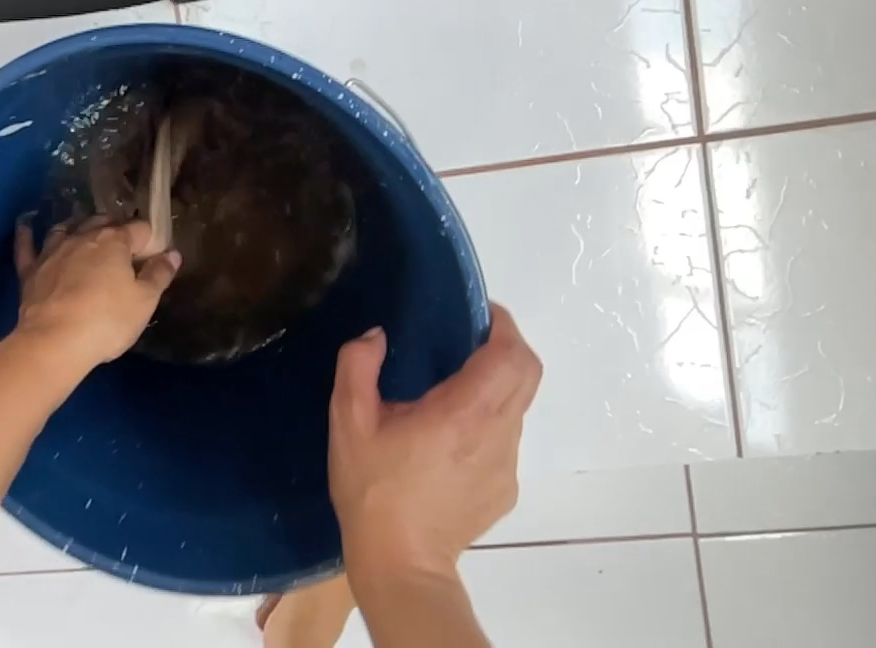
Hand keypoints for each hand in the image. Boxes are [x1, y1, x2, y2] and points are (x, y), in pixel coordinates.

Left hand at [10, 217, 181, 374]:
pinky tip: (26, 224)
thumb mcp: (144, 302)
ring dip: (79, 226)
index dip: (149, 240)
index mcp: (114, 241)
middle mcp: (82, 237)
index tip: (153, 256)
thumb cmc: (106, 321)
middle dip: (116, 228)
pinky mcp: (30, 269)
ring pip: (67, 228)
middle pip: (102, 222)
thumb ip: (158, 274)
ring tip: (87, 232)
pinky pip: (26, 245)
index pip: (139, 229)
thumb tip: (172, 254)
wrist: (54, 341)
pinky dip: (27, 234)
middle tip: (125, 246)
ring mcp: (53, 250)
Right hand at [328, 305, 541, 587]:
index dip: (503, 326)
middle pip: (527, 376)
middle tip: (467, 334)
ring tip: (447, 384)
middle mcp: (497, 435)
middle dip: (506, 345)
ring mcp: (506, 464)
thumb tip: (377, 335)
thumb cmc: (372, 487)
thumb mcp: (348, 420)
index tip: (478, 311)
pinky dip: (486, 418)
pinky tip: (445, 434)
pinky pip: (504, 436)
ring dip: (493, 383)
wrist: (399, 563)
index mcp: (463, 413)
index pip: (511, 357)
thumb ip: (358, 365)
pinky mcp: (505, 487)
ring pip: (516, 406)